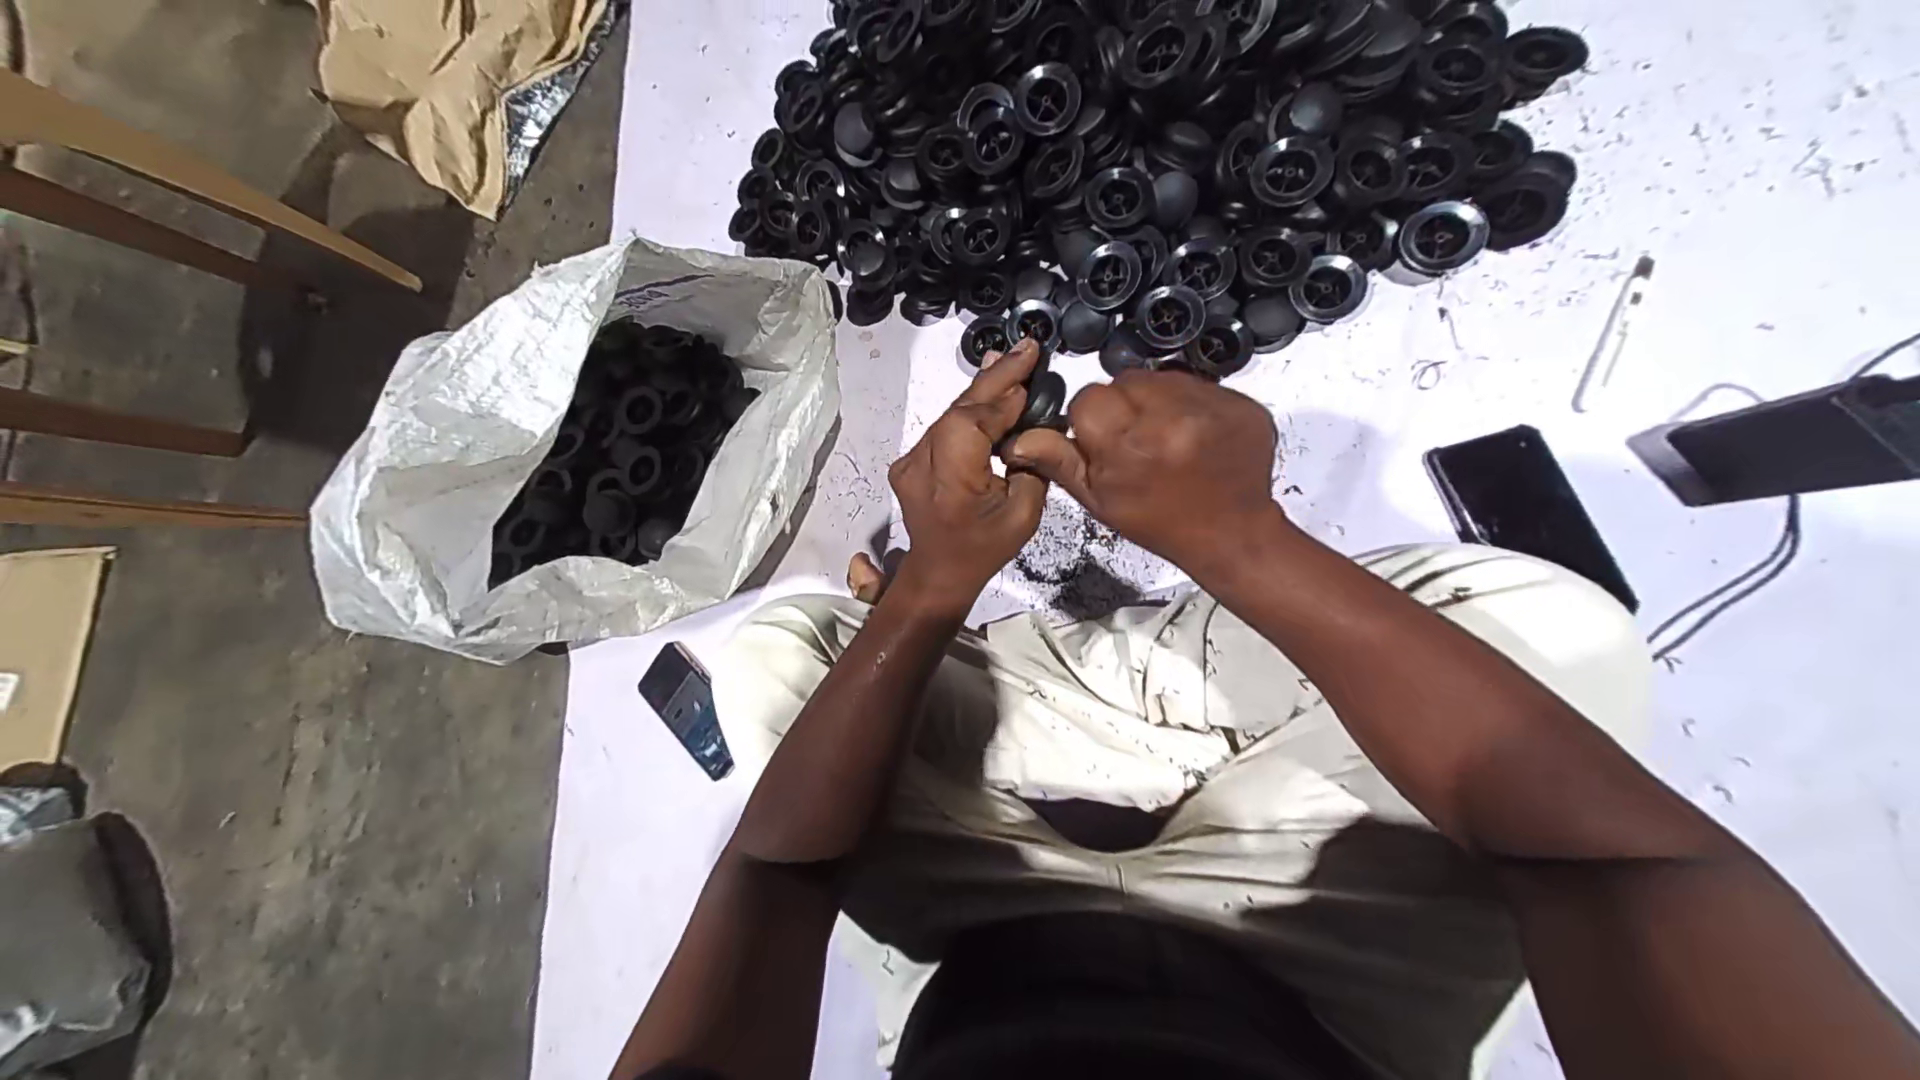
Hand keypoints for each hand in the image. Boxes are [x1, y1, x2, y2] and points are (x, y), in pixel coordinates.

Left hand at [881, 338, 1049, 614]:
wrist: (940, 570)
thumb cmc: (983, 549)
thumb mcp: (1024, 515)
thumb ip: (1030, 466)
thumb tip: (1030, 426)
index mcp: (950, 484)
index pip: (972, 425)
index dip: (1001, 400)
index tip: (1029, 376)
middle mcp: (921, 467)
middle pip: (958, 410)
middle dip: (994, 379)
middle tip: (1024, 349)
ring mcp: (910, 462)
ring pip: (950, 415)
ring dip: (982, 390)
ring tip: (1010, 362)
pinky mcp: (909, 461)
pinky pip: (943, 427)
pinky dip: (967, 409)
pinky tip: (987, 389)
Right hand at [1006, 370, 1290, 578]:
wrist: (1229, 532)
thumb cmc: (1160, 522)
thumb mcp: (1100, 500)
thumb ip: (1060, 462)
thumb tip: (1020, 440)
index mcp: (1130, 446)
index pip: (1089, 398)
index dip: (1089, 418)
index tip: (1103, 439)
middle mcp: (1171, 419)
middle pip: (1124, 380)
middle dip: (1122, 405)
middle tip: (1136, 440)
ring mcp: (1210, 408)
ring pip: (1159, 377)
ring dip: (1155, 400)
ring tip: (1164, 436)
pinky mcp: (1238, 402)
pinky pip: (1195, 383)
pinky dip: (1187, 403)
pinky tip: (1190, 433)